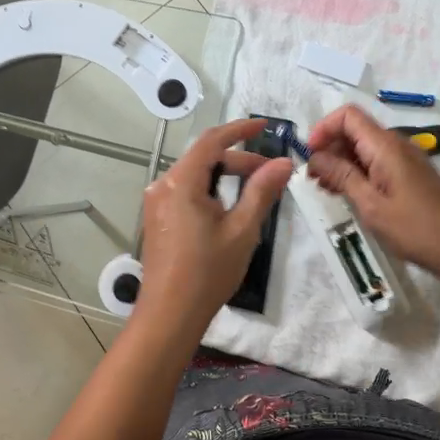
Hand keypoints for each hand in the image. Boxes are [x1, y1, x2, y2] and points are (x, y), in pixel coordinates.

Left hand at [135, 118, 294, 337]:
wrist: (169, 313)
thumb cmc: (208, 271)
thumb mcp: (242, 230)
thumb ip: (262, 191)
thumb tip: (283, 162)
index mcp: (181, 182)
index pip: (211, 141)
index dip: (239, 129)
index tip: (266, 126)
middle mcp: (163, 185)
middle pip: (203, 158)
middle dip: (238, 160)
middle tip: (271, 173)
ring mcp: (156, 202)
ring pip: (194, 175)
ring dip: (224, 176)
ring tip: (256, 190)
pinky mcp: (157, 218)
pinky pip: (185, 191)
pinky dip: (209, 190)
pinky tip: (229, 207)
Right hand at [305, 105, 439, 283]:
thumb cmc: (415, 229)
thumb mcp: (370, 205)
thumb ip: (342, 175)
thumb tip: (315, 156)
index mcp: (386, 147)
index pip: (348, 115)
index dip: (324, 128)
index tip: (310, 155)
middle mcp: (396, 144)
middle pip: (354, 130)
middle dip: (329, 148)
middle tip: (313, 178)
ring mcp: (405, 158)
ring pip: (363, 147)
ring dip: (341, 162)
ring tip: (326, 188)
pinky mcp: (409, 173)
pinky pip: (376, 161)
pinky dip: (357, 171)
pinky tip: (347, 192)